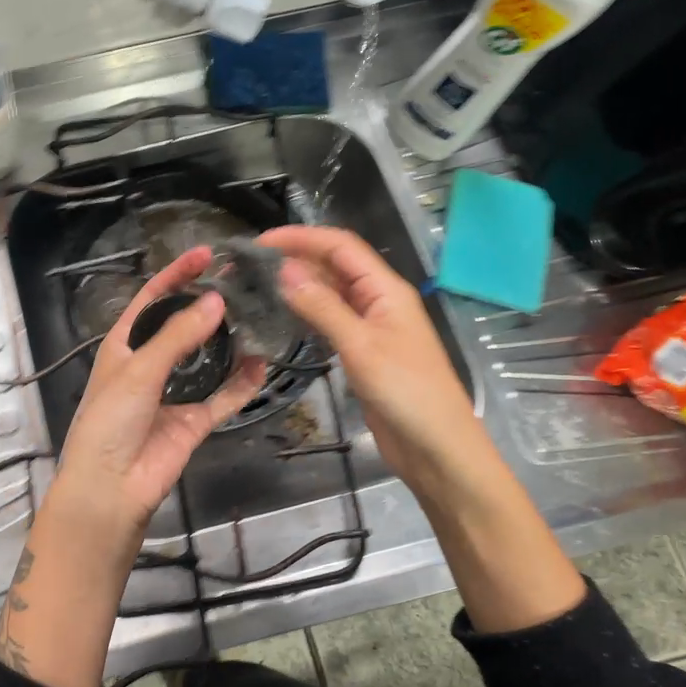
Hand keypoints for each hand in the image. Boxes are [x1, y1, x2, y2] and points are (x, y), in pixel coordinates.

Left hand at [53, 246, 265, 531]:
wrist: (110, 488)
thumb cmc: (110, 420)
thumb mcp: (138, 370)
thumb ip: (177, 336)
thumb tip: (217, 301)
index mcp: (125, 344)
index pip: (152, 299)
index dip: (177, 275)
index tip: (207, 253)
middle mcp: (150, 363)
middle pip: (184, 326)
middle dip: (210, 306)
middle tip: (246, 285)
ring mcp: (175, 392)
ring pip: (208, 360)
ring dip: (231, 342)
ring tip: (260, 317)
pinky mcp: (194, 420)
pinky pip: (224, 397)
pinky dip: (243, 383)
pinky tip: (264, 364)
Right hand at [257, 225, 483, 472]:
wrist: (436, 448)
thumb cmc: (406, 392)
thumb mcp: (361, 346)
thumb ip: (322, 307)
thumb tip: (284, 271)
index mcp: (385, 289)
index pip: (340, 246)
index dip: (300, 238)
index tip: (260, 243)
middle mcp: (378, 301)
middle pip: (334, 266)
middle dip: (295, 259)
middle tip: (249, 267)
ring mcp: (370, 326)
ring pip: (330, 292)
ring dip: (298, 285)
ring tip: (257, 286)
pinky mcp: (362, 351)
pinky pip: (330, 320)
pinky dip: (305, 312)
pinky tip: (281, 315)